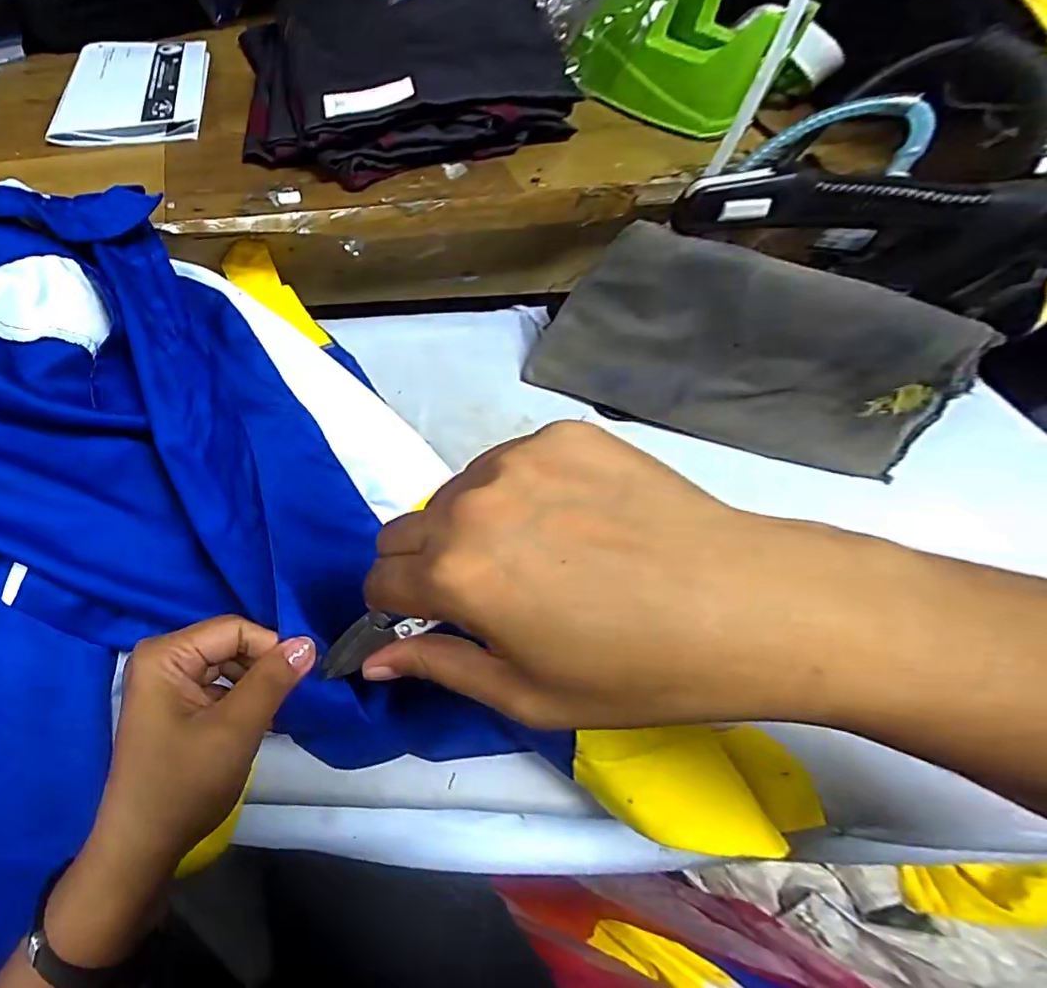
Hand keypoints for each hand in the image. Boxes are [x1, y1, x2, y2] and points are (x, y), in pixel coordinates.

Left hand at [38, 616, 313, 969]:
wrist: (141, 841)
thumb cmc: (185, 783)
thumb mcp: (235, 730)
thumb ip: (270, 682)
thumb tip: (306, 643)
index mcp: (164, 652)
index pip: (231, 628)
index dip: (270, 647)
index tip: (306, 677)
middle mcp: (159, 656)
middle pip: (225, 644)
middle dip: (261, 668)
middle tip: (293, 702)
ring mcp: (162, 680)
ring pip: (222, 666)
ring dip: (252, 686)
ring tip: (276, 716)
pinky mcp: (169, 703)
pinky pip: (212, 686)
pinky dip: (237, 701)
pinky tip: (257, 723)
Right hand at [359, 421, 899, 729]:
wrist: (763, 607)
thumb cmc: (640, 669)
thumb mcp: (530, 694)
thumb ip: (437, 668)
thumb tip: (369, 659)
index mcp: (453, 575)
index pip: (379, 580)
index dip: (399, 607)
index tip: (434, 618)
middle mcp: (465, 510)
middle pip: (400, 533)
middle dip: (423, 564)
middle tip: (485, 588)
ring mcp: (509, 464)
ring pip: (449, 497)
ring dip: (468, 525)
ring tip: (540, 550)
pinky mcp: (553, 437)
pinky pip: (502, 465)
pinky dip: (517, 491)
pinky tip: (573, 517)